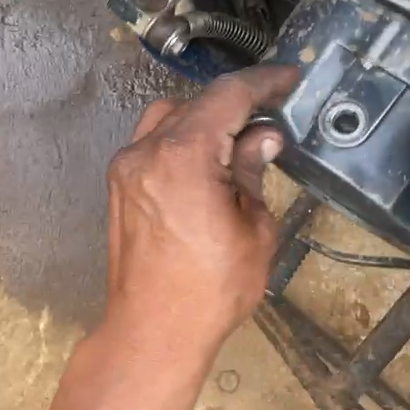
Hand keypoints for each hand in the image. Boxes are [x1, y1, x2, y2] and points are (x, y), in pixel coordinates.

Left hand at [104, 66, 299, 360]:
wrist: (153, 330)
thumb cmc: (210, 289)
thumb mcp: (253, 229)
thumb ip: (252, 171)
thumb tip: (262, 137)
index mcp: (184, 155)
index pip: (228, 95)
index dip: (264, 82)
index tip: (289, 79)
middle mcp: (146, 151)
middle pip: (195, 102)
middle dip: (235, 104)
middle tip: (271, 118)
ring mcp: (126, 167)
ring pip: (168, 118)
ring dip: (203, 119)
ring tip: (237, 141)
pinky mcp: (119, 186)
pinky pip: (151, 143)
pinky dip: (179, 140)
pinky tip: (205, 164)